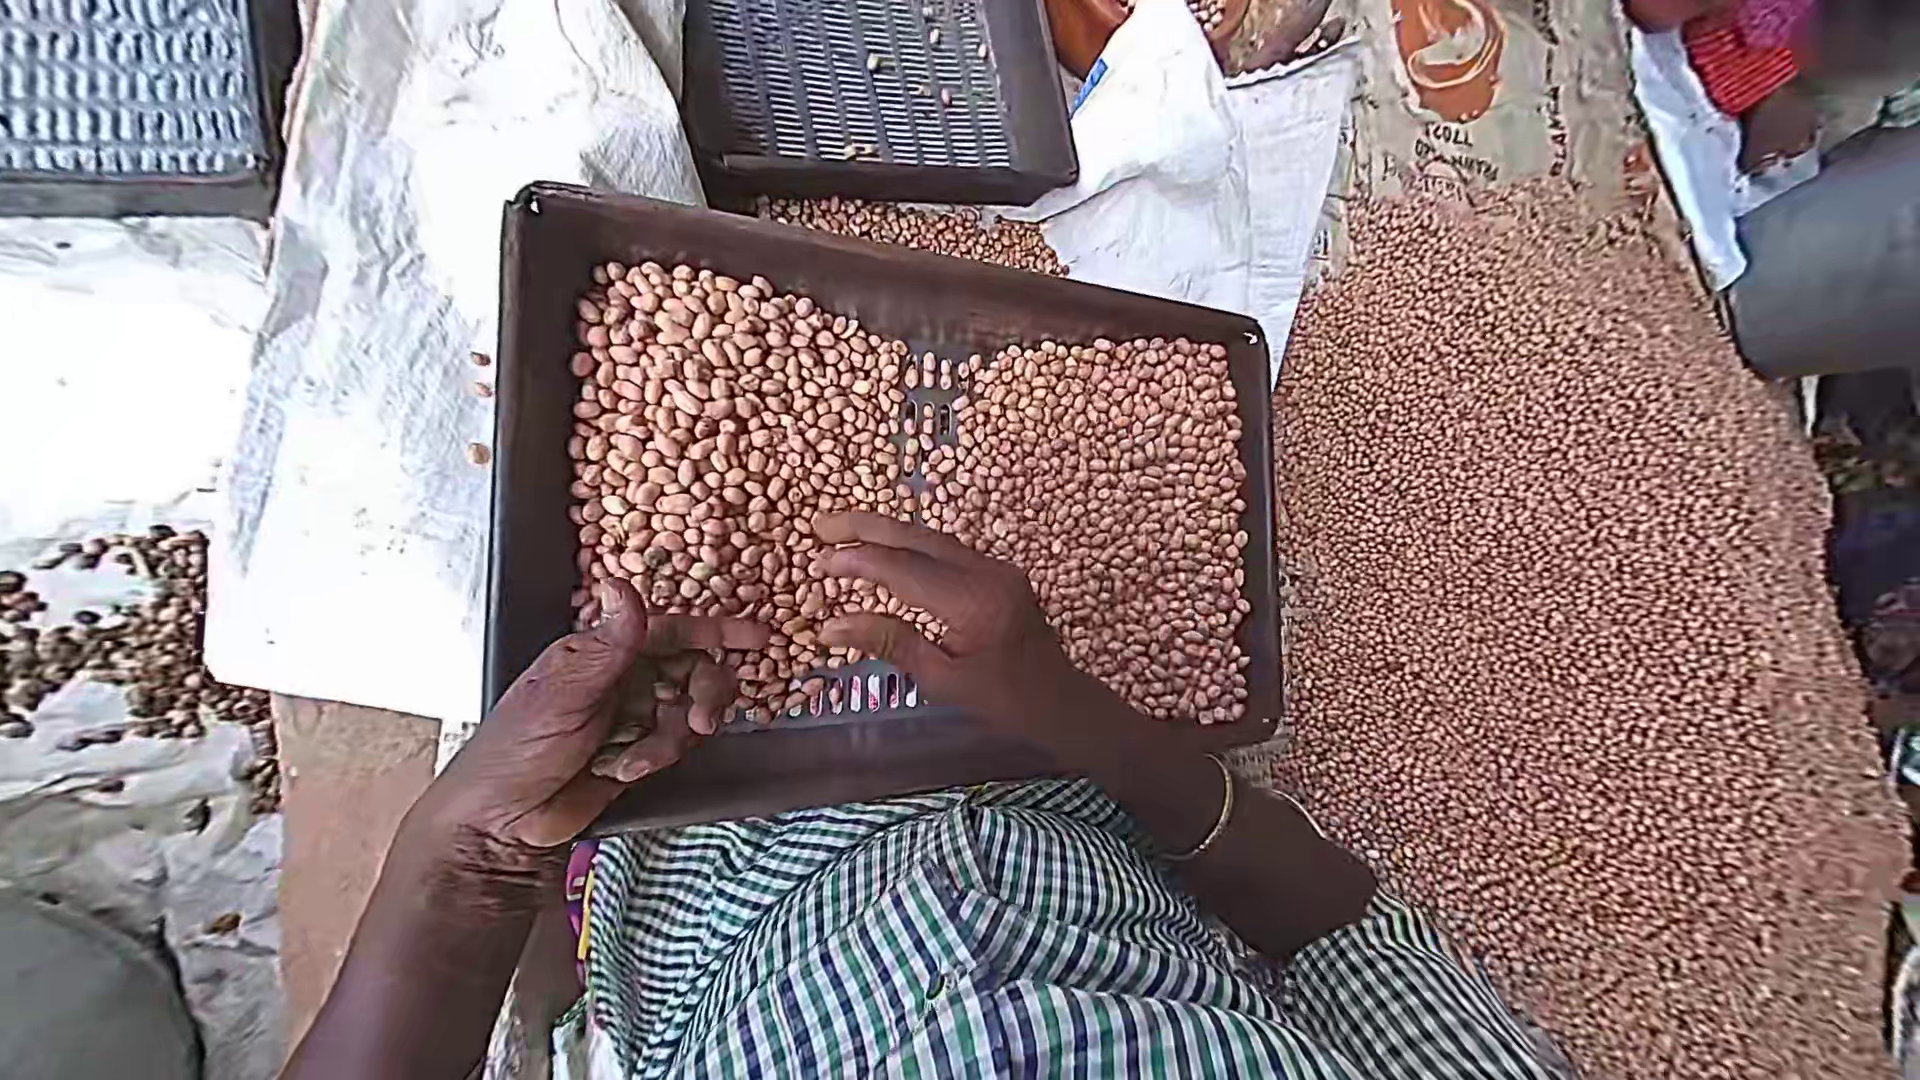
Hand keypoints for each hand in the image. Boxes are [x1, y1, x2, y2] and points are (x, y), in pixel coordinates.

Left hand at [407, 579, 768, 866]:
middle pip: (695, 670)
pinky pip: (676, 742)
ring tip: (642, 758)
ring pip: (691, 708)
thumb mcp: (564, 695)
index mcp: (606, 651)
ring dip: (675, 735)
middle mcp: (627, 675)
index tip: (759, 637)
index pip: (675, 630)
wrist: (498, 827)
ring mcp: (636, 712)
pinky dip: (660, 756)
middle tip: (706, 721)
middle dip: (706, 695)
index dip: (720, 631)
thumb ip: (607, 644)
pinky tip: (626, 769)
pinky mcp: (641, 748)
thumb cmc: (516, 751)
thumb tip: (620, 583)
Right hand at [813, 512, 1087, 732]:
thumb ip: (890, 643)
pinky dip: (910, 546)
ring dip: (887, 532)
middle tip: (823, 525)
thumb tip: (831, 626)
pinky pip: (946, 550)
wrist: (1059, 696)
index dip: (860, 561)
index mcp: (974, 603)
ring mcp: (996, 567)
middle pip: (919, 537)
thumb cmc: (1001, 699)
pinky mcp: (998, 570)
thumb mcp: (941, 680)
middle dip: (867, 527)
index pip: (906, 569)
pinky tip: (885, 548)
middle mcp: (988, 573)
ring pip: (932, 538)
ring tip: (844, 531)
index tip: (820, 560)